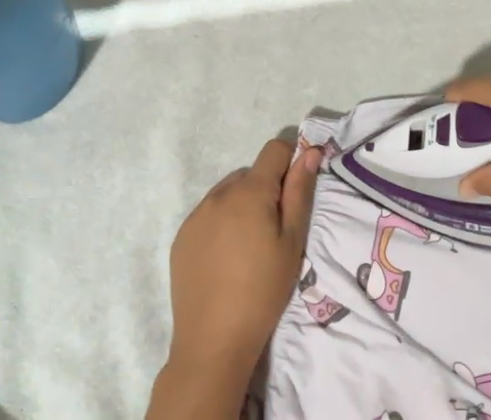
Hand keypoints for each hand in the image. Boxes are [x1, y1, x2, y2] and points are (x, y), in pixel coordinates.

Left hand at [158, 139, 320, 415]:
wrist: (213, 340)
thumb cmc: (264, 289)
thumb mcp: (293, 240)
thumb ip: (300, 192)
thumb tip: (309, 152)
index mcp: (249, 192)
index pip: (273, 150)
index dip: (290, 161)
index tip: (297, 190)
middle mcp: (217, 195)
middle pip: (250, 172)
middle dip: (267, 188)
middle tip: (276, 228)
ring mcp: (195, 217)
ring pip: (227, 192)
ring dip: (243, 204)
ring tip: (250, 245)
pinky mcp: (181, 238)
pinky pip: (208, 214)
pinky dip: (222, 222)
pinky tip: (228, 256)